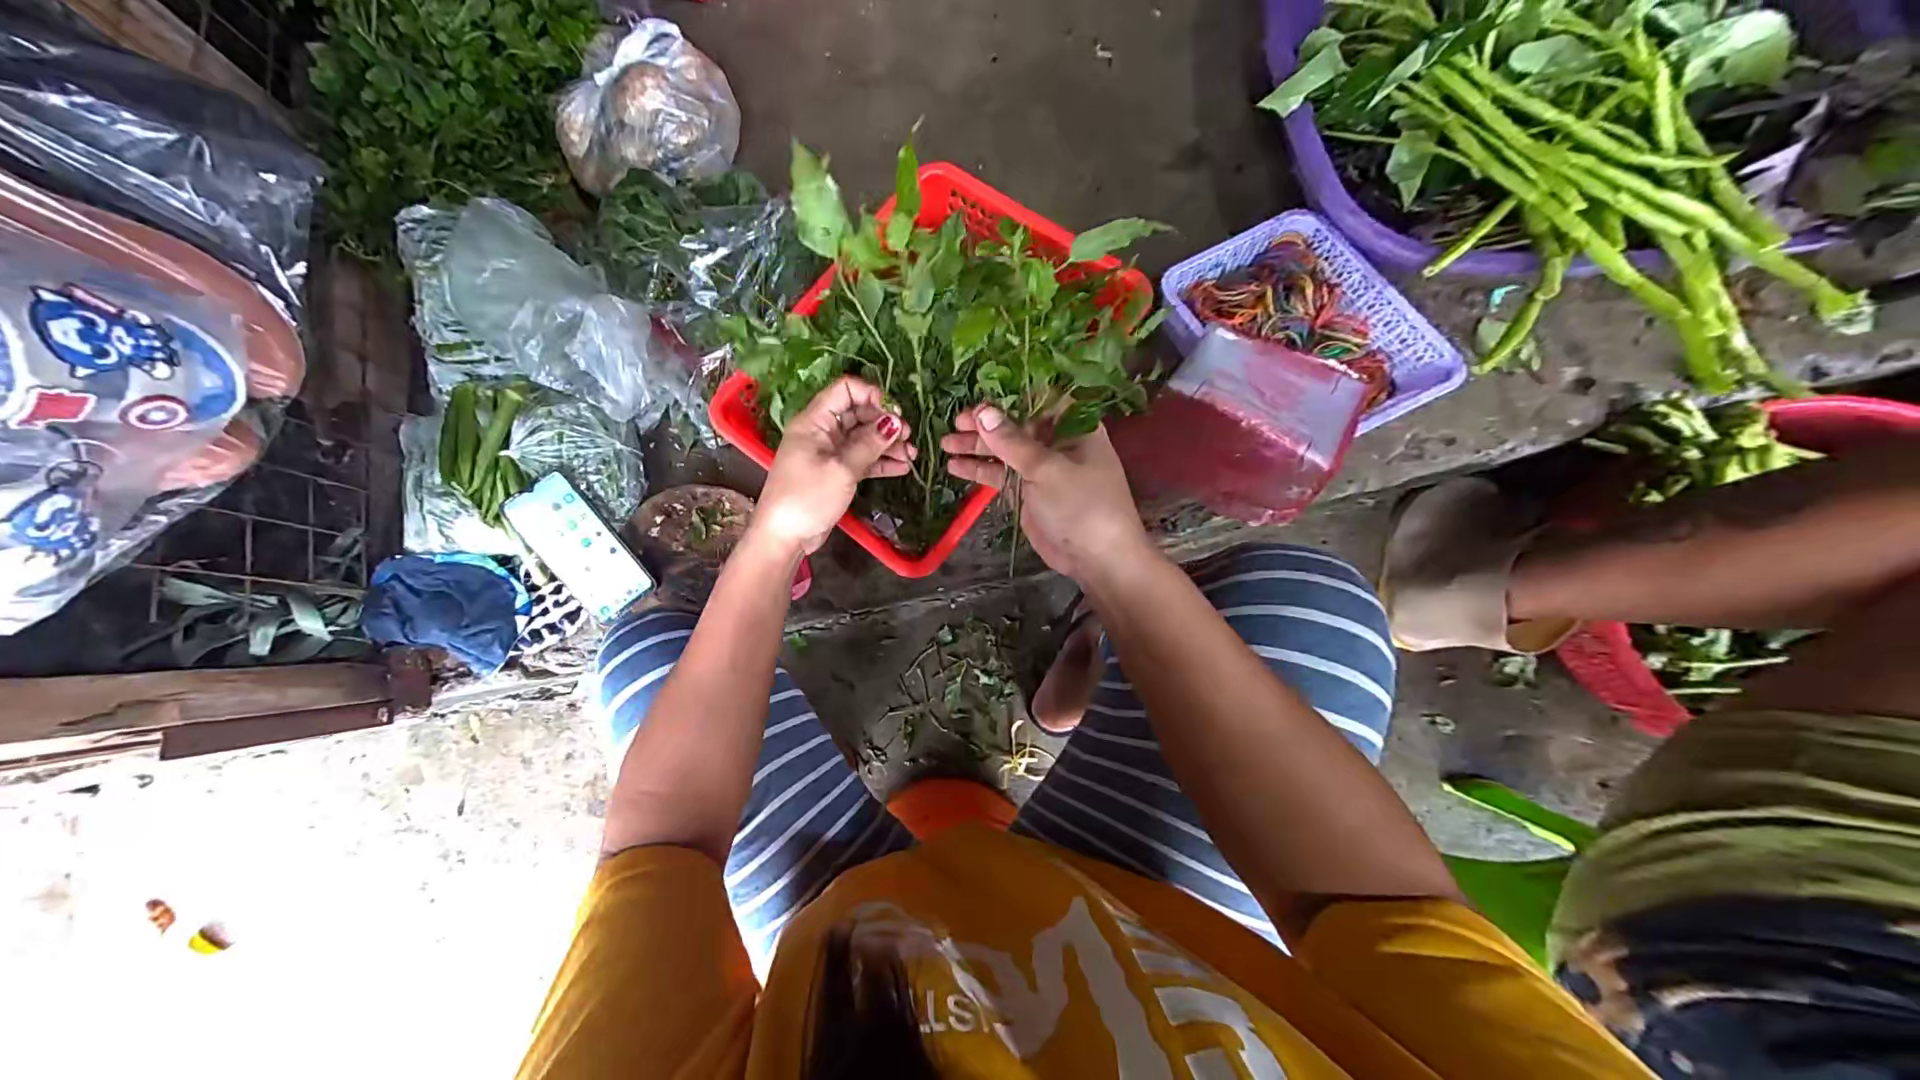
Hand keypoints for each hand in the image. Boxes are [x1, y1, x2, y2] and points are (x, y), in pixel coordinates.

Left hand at [753, 375, 912, 556]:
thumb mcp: (841, 469)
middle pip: (858, 413)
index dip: (872, 394)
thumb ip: (869, 445)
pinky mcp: (836, 471)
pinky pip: (863, 459)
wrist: (784, 536)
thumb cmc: (807, 498)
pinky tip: (902, 467)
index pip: (845, 390)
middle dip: (885, 422)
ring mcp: (829, 452)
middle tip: (908, 436)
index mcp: (815, 421)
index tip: (895, 411)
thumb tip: (895, 422)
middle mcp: (822, 431)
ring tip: (911, 455)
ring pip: (864, 437)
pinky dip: (881, 462)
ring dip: (888, 444)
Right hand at [943, 404, 1150, 583]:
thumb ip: (1012, 442)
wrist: (1098, 558)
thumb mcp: (1047, 469)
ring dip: (977, 447)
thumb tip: (983, 412)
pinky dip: (980, 470)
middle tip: (955, 422)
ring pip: (1005, 451)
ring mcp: (1041, 469)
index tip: (980, 400)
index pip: (1040, 401)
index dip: (1010, 398)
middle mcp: (1057, 443)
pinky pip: (1001, 475)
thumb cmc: (1082, 505)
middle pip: (1016, 425)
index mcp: (1073, 428)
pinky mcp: (1028, 493)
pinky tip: (954, 466)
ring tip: (946, 443)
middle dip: (986, 424)